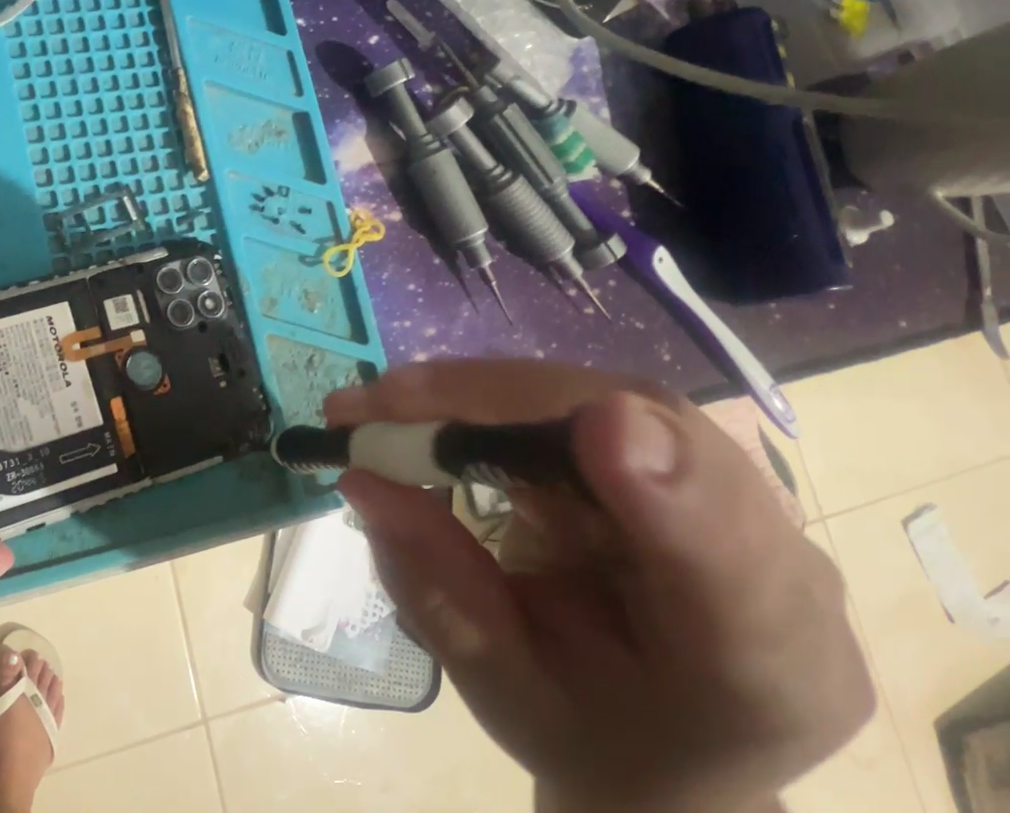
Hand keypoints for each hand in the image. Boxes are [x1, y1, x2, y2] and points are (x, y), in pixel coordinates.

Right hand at [327, 360, 870, 812]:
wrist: (670, 754)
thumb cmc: (588, 740)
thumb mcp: (502, 690)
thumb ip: (440, 589)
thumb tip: (363, 479)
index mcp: (763, 667)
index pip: (735, 564)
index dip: (672, 488)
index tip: (599, 424)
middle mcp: (783, 565)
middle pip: (663, 440)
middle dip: (510, 406)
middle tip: (376, 406)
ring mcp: (746, 501)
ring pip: (623, 400)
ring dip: (492, 392)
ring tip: (383, 403)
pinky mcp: (693, 460)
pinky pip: (599, 404)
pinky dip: (504, 398)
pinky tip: (435, 405)